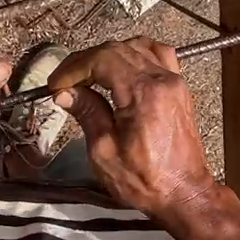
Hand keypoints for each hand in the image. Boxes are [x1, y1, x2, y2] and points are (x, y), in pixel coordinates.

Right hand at [48, 38, 223, 220]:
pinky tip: (120, 69)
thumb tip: (65, 94)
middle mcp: (162, 79)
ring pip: (137, 47)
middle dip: (85, 61)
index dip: (73, 68)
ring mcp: (175, 81)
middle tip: (64, 82)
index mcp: (143, 94)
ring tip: (88, 75)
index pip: (102, 60)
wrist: (184, 192)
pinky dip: (134, 55)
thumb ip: (88, 114)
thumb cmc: (144, 180)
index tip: (55, 86)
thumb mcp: (104, 152)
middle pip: (118, 49)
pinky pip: (157, 55)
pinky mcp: (179, 88)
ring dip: (108, 55)